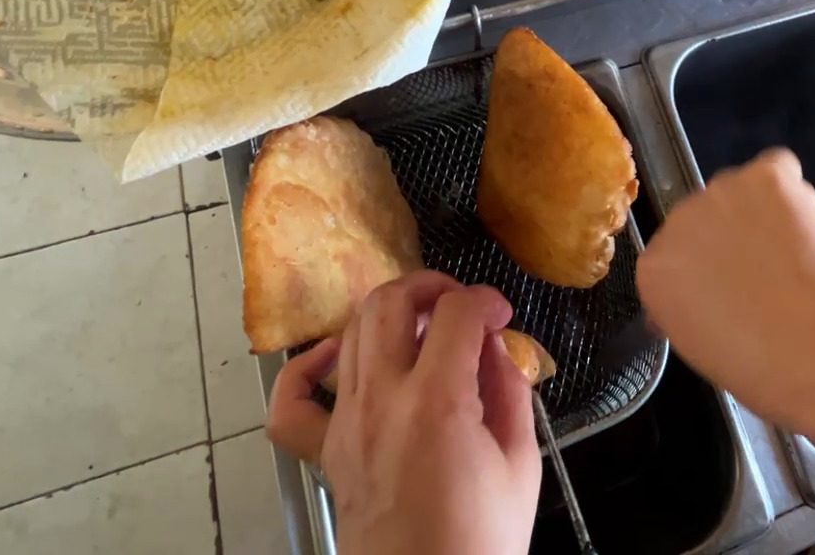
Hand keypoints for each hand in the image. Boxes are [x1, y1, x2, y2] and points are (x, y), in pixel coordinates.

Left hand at [266, 270, 540, 554]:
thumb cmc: (481, 541)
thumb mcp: (521, 462)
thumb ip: (510, 389)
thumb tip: (494, 345)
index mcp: (438, 402)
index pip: (456, 311)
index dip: (485, 298)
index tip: (501, 314)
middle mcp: (382, 400)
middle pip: (391, 301)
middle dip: (432, 285)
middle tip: (460, 305)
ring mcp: (346, 423)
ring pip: (352, 329)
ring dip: (390, 311)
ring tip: (423, 327)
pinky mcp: (325, 451)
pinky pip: (294, 399)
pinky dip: (311, 364)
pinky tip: (341, 355)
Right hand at [636, 148, 814, 441]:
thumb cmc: (767, 369)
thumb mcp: (706, 351)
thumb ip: (693, 311)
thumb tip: (709, 301)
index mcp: (655, 274)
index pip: (673, 260)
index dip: (706, 272)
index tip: (731, 292)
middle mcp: (677, 224)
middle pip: (703, 220)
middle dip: (730, 238)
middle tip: (768, 273)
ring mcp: (720, 193)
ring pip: (739, 192)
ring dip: (760, 213)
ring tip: (795, 253)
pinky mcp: (763, 175)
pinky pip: (777, 170)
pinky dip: (792, 191)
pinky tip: (806, 225)